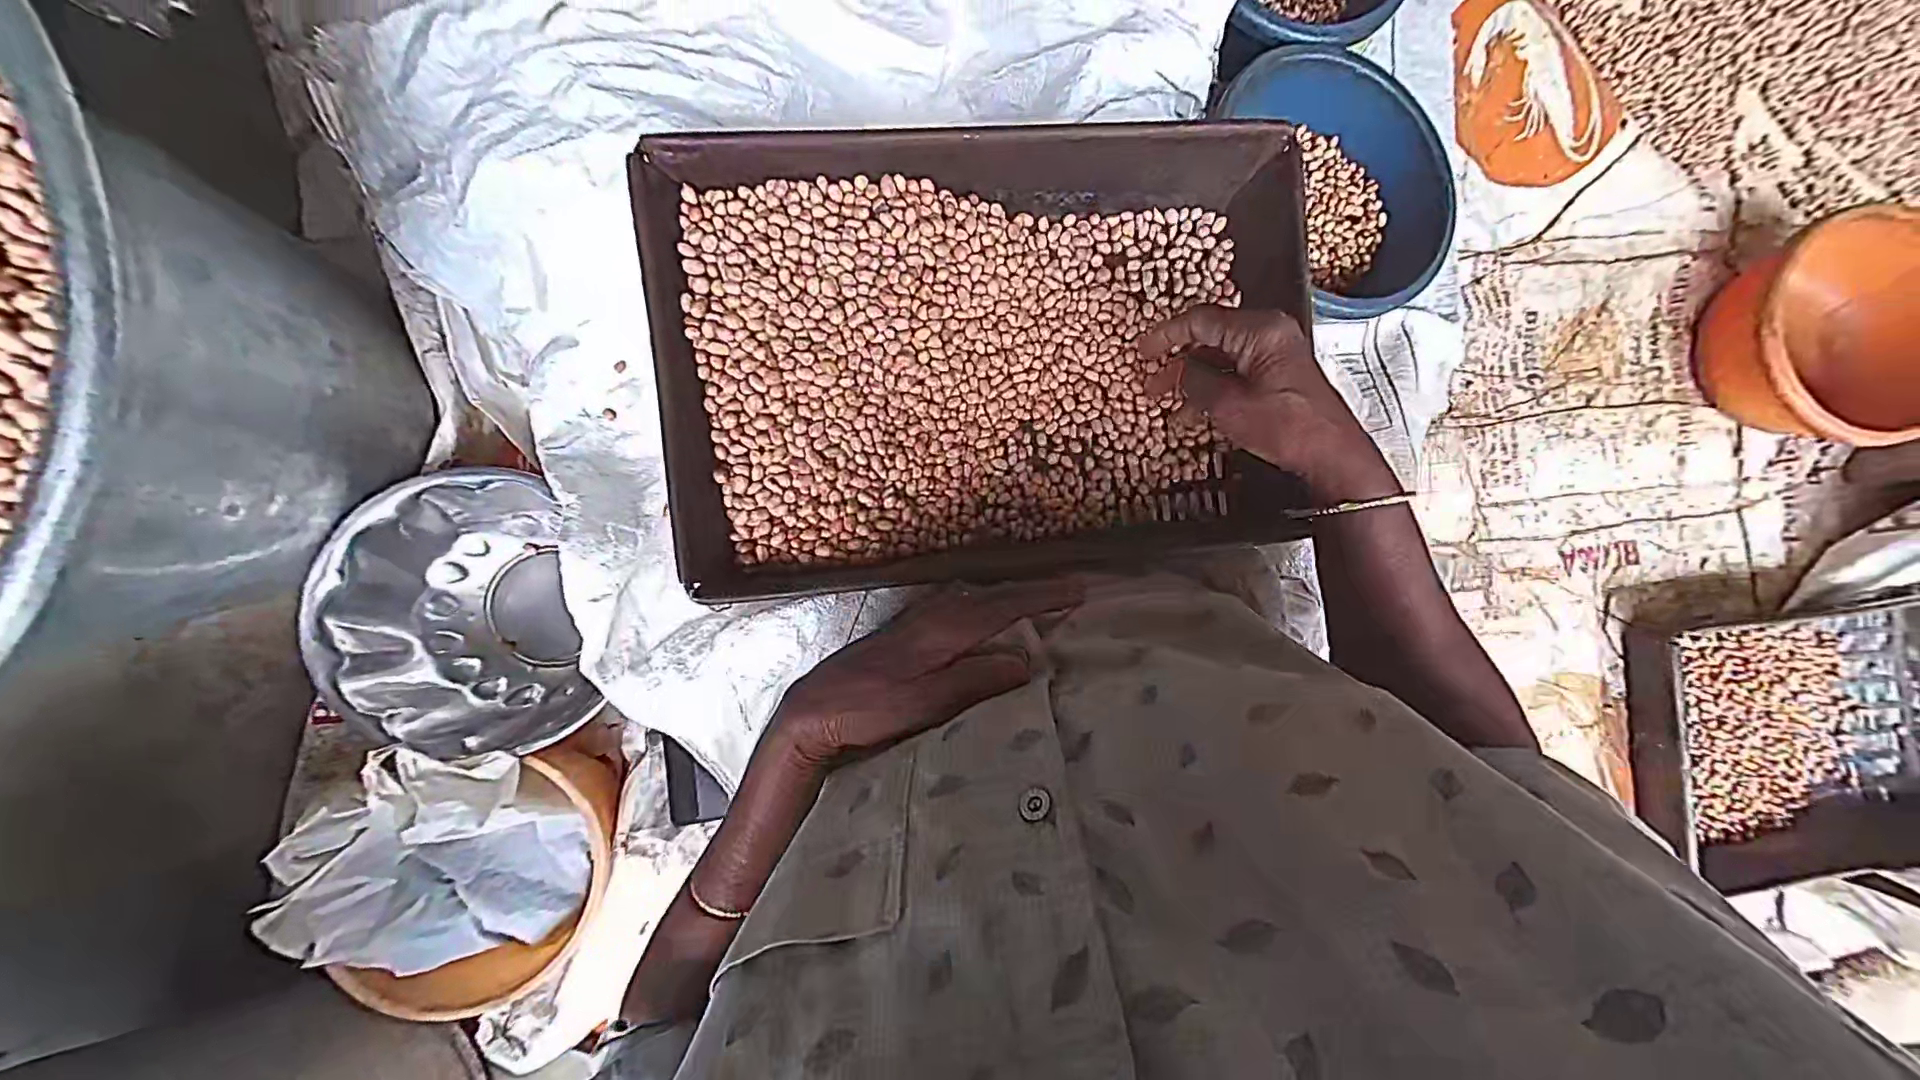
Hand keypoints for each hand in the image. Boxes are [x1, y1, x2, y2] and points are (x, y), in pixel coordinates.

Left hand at [772, 578, 1084, 767]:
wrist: (810, 713)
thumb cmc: (864, 713)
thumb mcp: (921, 705)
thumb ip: (970, 681)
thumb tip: (1022, 659)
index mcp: (938, 633)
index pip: (999, 608)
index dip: (1039, 598)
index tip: (1076, 592)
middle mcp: (928, 619)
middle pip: (988, 597)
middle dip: (1028, 591)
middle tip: (1067, 589)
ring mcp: (913, 624)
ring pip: (969, 599)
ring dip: (1004, 595)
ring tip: (1034, 597)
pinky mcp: (902, 636)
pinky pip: (953, 607)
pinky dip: (978, 604)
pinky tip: (979, 612)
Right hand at [1138, 305, 1399, 503]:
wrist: (1331, 454)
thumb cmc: (1291, 428)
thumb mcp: (1229, 405)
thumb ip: (1196, 381)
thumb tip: (1178, 372)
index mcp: (1260, 331)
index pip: (1200, 320)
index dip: (1166, 336)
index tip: (1144, 350)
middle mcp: (1269, 334)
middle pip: (1209, 338)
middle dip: (1176, 362)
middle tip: (1153, 381)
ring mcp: (1274, 354)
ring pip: (1219, 358)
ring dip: (1191, 379)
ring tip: (1168, 401)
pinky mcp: (1276, 374)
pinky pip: (1233, 372)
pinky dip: (1210, 388)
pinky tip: (1193, 411)